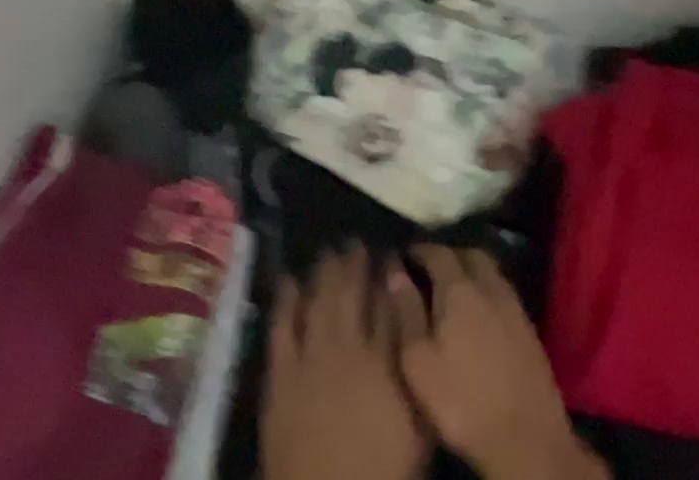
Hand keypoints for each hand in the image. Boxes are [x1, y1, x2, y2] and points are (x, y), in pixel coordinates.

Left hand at [262, 246, 431, 479]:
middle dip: (354, 265)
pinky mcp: (281, 372)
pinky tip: (289, 280)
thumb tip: (417, 337)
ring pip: (318, 301)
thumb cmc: (381, 467)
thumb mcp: (416, 425)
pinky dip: (286, 299)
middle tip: (355, 242)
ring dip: (323, 274)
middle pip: (351, 294)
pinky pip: (283, 325)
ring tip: (328, 252)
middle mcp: (348, 348)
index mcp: (384, 361)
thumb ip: (416, 375)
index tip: (388, 254)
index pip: (388, 305)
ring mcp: (310, 357)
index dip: (388, 277)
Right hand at [388, 246, 606, 479]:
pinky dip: (487, 292)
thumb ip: (405, 310)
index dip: (419, 250)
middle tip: (428, 269)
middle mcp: (491, 288)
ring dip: (471, 271)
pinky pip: (504, 294)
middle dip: (449, 255)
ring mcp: (515, 308)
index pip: (438, 252)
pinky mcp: (530, 330)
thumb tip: (394, 271)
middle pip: (471, 254)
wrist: (524, 437)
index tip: (403, 256)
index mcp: (459, 290)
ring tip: (451, 290)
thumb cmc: (460, 398)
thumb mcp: (417, 359)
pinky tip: (478, 314)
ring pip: (492, 273)